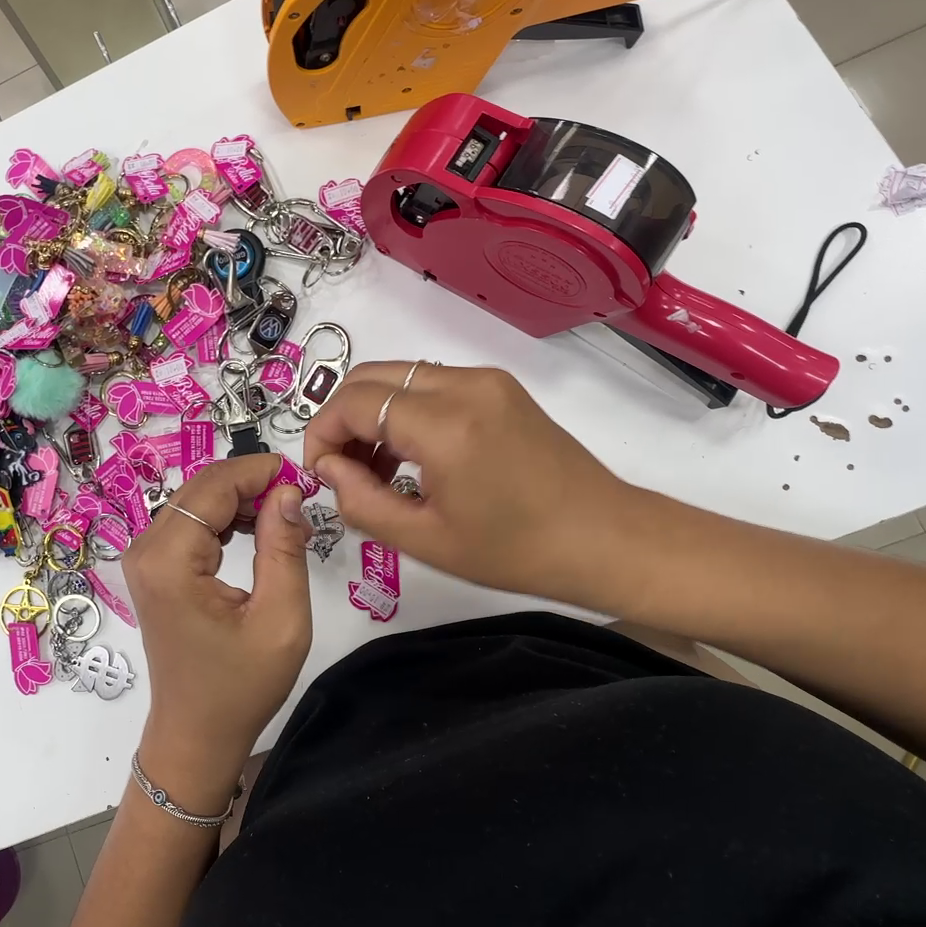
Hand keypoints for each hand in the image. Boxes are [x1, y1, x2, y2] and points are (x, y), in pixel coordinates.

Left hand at [122, 454, 312, 804]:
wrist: (196, 734)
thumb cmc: (241, 685)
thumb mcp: (281, 619)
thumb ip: (284, 547)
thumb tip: (288, 490)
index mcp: (170, 560)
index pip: (214, 486)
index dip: (259, 472)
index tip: (303, 478)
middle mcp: (146, 550)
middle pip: (201, 488)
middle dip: (252, 484)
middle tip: (300, 501)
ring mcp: (143, 558)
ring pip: (195, 501)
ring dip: (240, 501)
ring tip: (285, 521)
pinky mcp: (152, 569)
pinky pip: (189, 523)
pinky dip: (224, 519)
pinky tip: (256, 533)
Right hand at [300, 362, 639, 603]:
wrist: (605, 538)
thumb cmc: (515, 551)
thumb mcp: (425, 540)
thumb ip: (360, 501)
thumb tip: (327, 468)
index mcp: (446, 426)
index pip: (353, 403)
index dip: (322, 434)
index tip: (320, 473)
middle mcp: (464, 385)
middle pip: (370, 376)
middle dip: (340, 418)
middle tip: (342, 469)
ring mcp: (485, 380)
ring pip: (399, 376)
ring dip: (371, 413)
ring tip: (376, 469)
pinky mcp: (499, 386)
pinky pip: (430, 384)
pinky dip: (403, 410)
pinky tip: (411, 456)